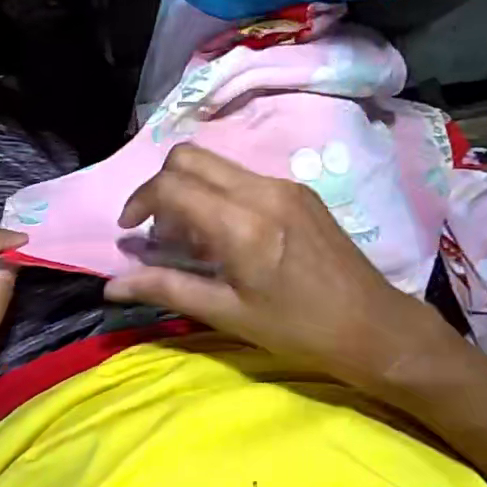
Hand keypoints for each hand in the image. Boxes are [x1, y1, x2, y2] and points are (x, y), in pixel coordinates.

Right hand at [103, 145, 462, 394]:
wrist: (376, 327)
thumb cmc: (298, 329)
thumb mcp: (226, 313)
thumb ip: (165, 288)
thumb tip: (111, 286)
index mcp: (242, 224)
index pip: (171, 186)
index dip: (139, 201)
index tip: (129, 231)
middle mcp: (262, 190)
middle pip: (189, 157)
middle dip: (159, 186)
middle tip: (157, 231)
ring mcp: (284, 185)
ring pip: (215, 164)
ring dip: (188, 190)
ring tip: (191, 240)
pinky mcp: (299, 190)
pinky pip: (241, 177)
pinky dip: (216, 195)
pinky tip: (226, 236)